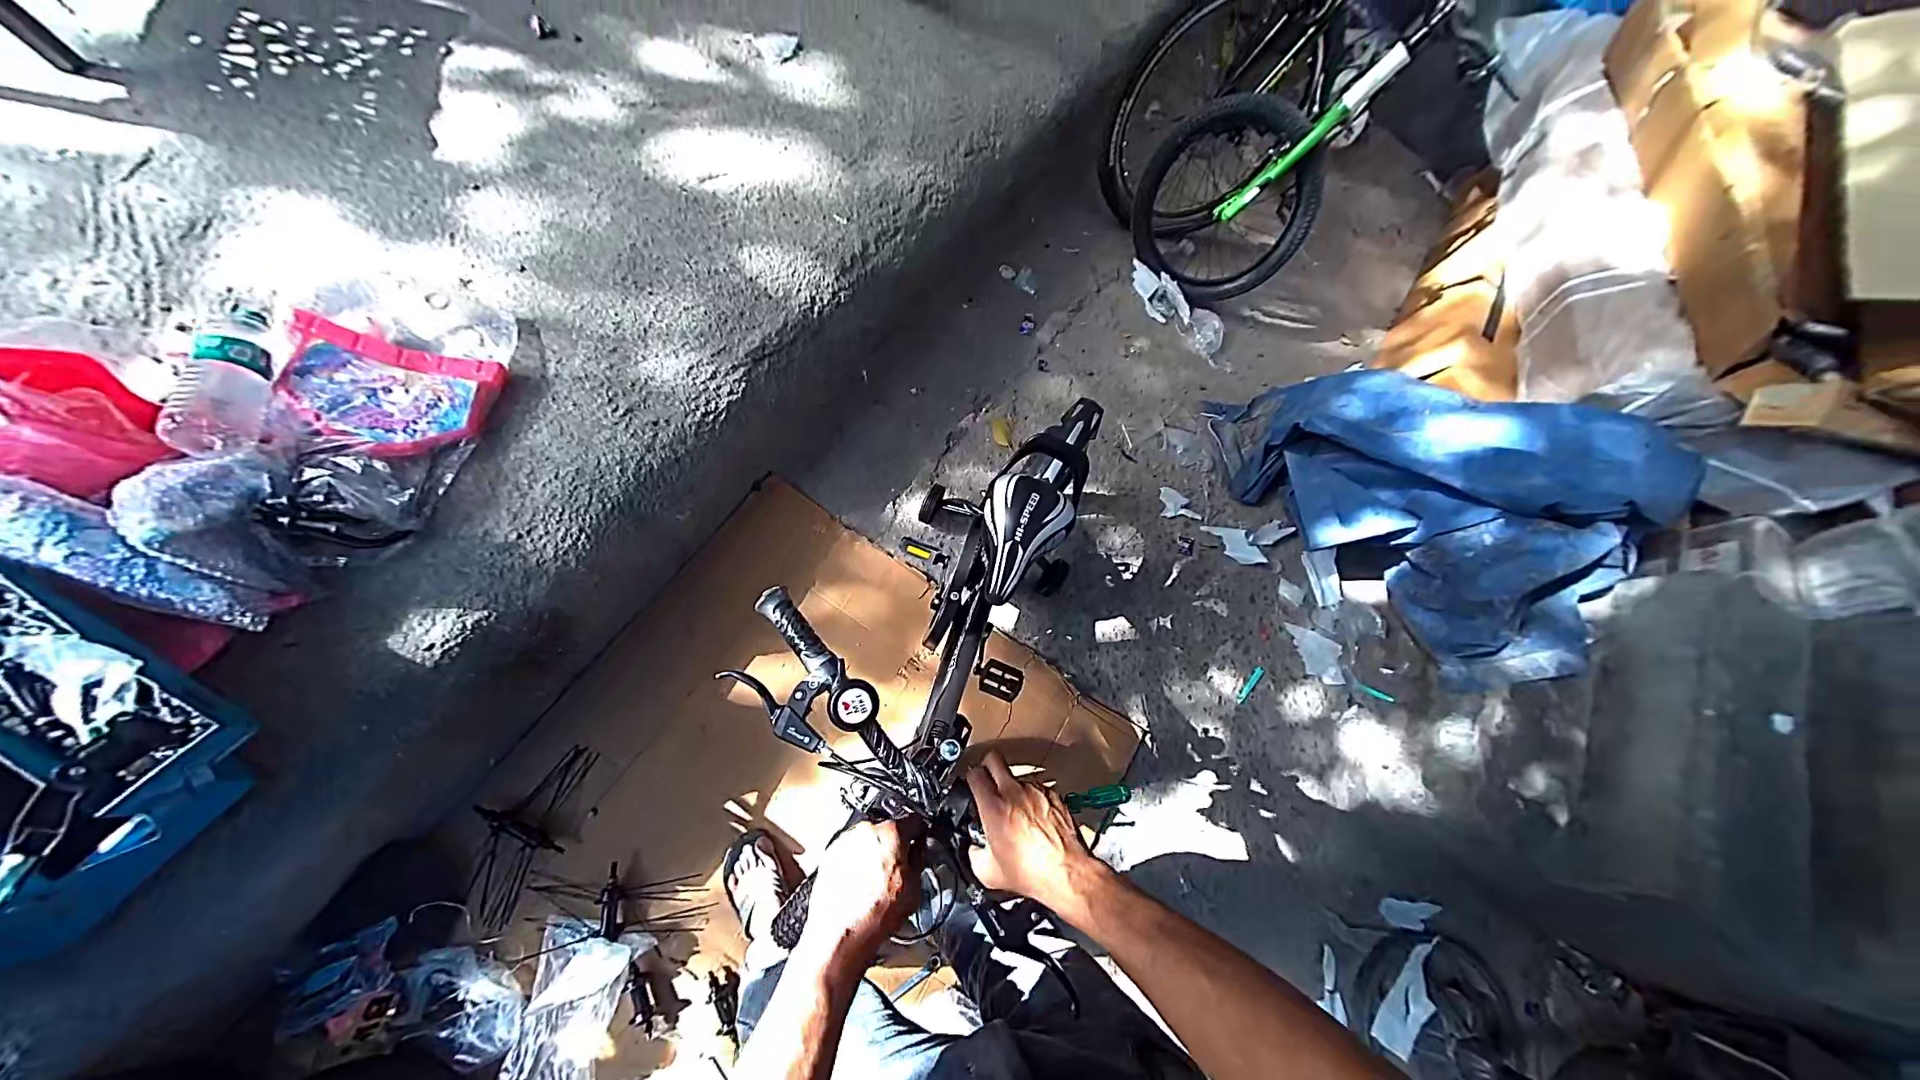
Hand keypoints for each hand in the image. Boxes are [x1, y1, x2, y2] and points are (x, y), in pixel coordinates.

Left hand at [798, 819, 920, 963]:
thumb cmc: (873, 914)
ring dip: (873, 852)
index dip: (920, 832)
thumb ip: (919, 858)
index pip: (914, 820)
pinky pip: (850, 851)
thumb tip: (918, 850)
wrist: (840, 935)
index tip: (920, 839)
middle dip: (894, 844)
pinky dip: (856, 862)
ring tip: (877, 881)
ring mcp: (845, 841)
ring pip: (867, 840)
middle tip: (898, 867)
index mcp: (891, 831)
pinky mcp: (829, 854)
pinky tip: (861, 885)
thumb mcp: (914, 887)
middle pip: (888, 828)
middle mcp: (866, 829)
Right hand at [965, 751, 1112, 917]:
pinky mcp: (1053, 794)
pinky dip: (1032, 798)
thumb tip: (975, 850)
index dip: (970, 777)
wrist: (1066, 873)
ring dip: (1012, 787)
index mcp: (994, 807)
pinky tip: (1033, 817)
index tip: (972, 783)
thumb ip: (974, 854)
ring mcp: (1036, 791)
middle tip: (987, 780)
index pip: (975, 773)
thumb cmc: (1034, 872)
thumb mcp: (988, 872)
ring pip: (1017, 776)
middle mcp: (1015, 793)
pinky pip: (1037, 787)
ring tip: (1015, 810)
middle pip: (994, 759)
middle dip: (987, 767)